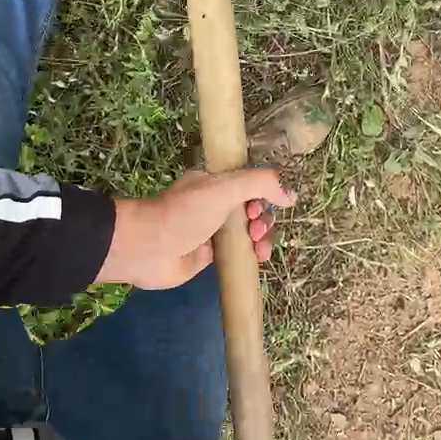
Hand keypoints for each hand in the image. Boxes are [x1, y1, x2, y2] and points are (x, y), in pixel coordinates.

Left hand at [95, 168, 295, 289]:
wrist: (150, 248)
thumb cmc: (186, 213)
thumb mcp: (224, 188)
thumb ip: (258, 184)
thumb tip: (290, 195)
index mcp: (214, 181)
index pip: (249, 181)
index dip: (261, 192)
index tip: (263, 204)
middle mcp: (215, 203)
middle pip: (252, 206)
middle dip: (262, 216)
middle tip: (256, 226)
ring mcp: (213, 229)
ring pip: (248, 231)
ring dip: (262, 236)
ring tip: (259, 246)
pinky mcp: (211, 255)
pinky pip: (239, 252)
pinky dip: (252, 254)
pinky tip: (257, 258)